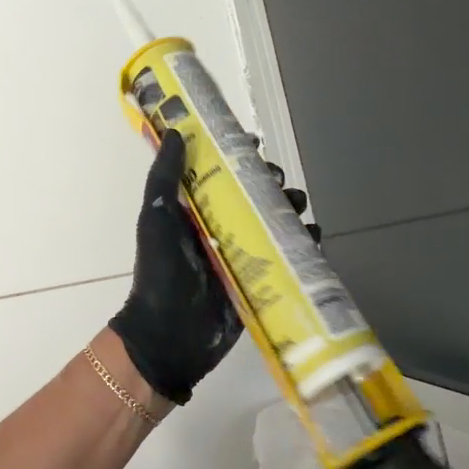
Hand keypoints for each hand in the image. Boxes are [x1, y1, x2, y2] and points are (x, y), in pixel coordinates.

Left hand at [107, 131, 317, 403]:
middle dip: (271, 182)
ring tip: (297, 206)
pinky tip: (312, 237)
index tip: (254, 144)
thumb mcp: (156, 218)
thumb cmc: (160, 272)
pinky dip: (304, 244)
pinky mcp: (260, 280)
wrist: (168, 336)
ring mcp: (242, 253)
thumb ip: (164, 177)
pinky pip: (287, 256)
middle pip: (254, 194)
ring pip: (275, 221)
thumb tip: (175, 132)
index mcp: (195, 209)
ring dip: (290, 208)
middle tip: (279, 181)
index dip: (239, 155)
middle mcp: (220, 226)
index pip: (221, 172)